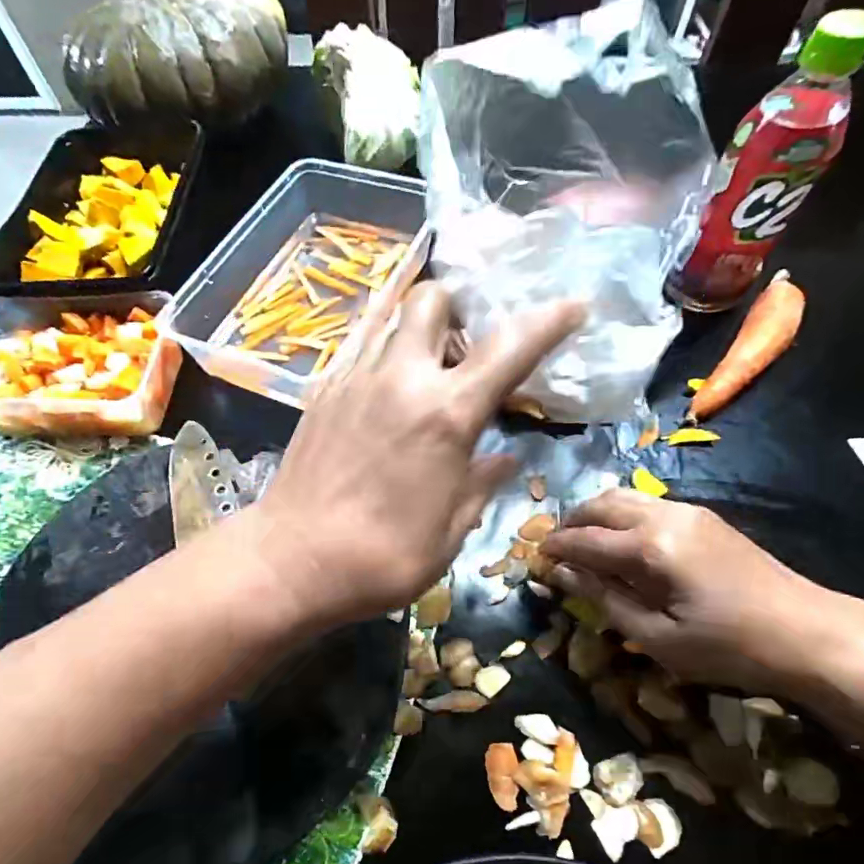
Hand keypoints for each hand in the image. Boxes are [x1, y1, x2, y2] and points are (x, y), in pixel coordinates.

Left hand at [245, 281, 583, 625]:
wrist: (290, 563)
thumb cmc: (384, 557)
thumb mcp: (451, 530)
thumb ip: (481, 484)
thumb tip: (503, 460)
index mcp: (447, 415)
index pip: (509, 349)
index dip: (548, 323)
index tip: (573, 307)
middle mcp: (402, 380)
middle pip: (433, 300)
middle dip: (459, 310)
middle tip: (467, 356)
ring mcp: (356, 380)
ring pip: (394, 323)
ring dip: (422, 337)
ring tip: (428, 384)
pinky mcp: (325, 393)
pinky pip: (366, 356)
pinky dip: (390, 365)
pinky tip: (390, 410)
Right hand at [542, 490, 863, 742]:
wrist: (804, 630)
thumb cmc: (727, 646)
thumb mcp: (658, 637)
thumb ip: (605, 599)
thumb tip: (562, 573)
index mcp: (650, 546)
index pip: (585, 539)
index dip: (554, 548)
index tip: (533, 558)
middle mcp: (665, 515)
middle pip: (602, 503)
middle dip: (571, 521)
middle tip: (554, 547)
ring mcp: (689, 510)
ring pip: (626, 497)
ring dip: (597, 514)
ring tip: (583, 543)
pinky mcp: (705, 517)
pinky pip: (649, 504)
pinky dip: (623, 515)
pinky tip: (622, 543)